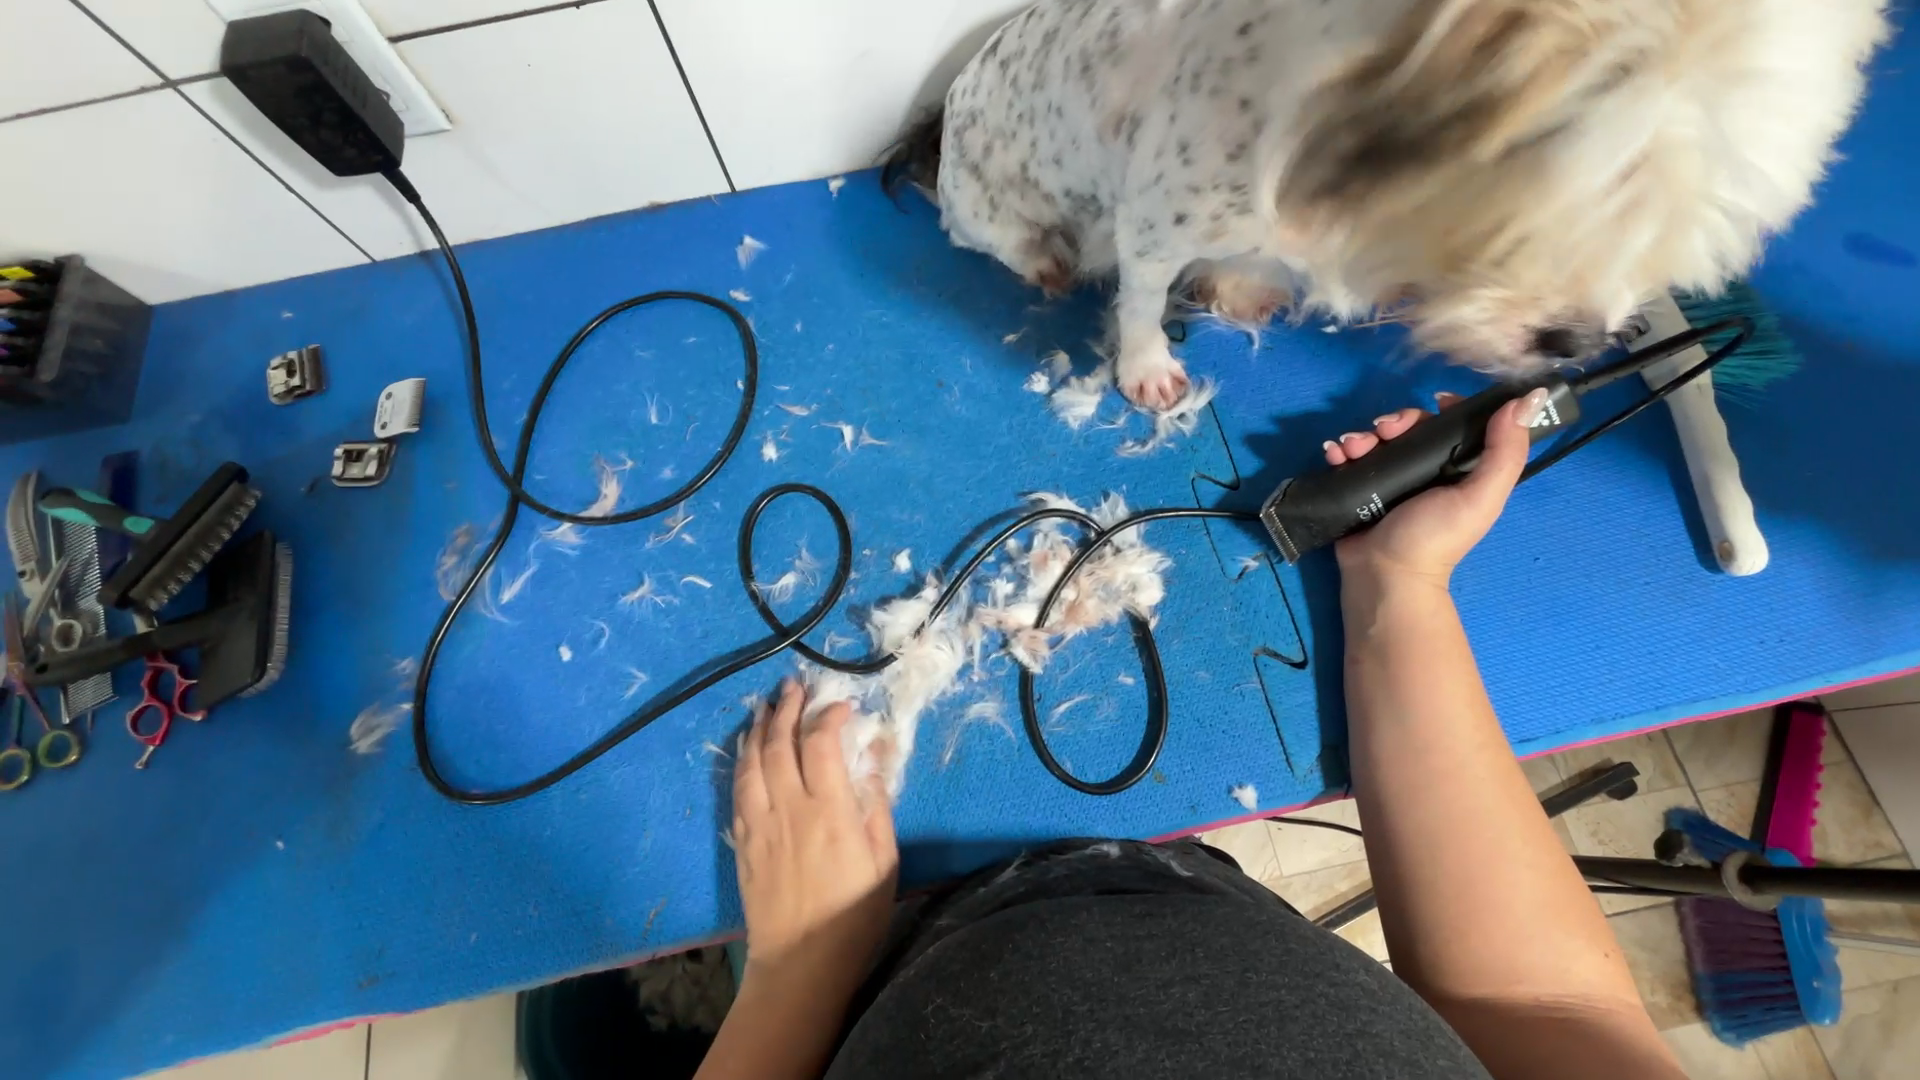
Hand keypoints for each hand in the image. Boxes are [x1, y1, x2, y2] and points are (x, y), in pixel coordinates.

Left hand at [732, 679, 898, 996]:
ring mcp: (761, 824)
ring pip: (753, 762)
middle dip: (788, 709)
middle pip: (780, 744)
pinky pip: (738, 790)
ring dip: (760, 728)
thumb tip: (875, 756)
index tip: (842, 706)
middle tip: (795, 687)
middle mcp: (790, 808)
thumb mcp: (884, 860)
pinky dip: (742, 761)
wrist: (801, 964)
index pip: (822, 743)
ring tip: (768, 705)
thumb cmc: (854, 914)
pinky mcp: (743, 842)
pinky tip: (747, 748)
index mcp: (830, 811)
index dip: (829, 716)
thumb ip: (877, 805)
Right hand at [1327, 388, 1546, 585]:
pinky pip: (1348, 458)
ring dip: (1361, 435)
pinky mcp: (1358, 488)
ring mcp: (1389, 479)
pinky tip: (1334, 455)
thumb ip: (1505, 452)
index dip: (1446, 408)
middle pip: (1411, 427)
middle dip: (1395, 421)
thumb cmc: (1435, 537)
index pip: (1455, 425)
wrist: (1383, 573)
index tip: (1432, 403)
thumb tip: (1528, 399)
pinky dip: (1339, 450)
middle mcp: (1425, 470)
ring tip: (1352, 449)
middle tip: (1384, 431)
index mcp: (1459, 468)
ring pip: (1376, 439)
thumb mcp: (1480, 496)